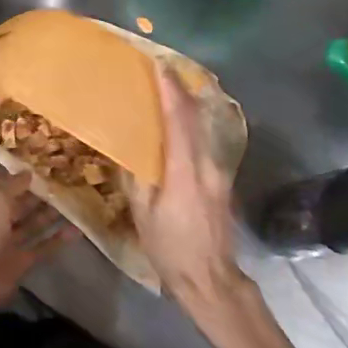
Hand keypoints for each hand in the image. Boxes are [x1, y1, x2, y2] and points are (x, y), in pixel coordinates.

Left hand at [0, 172, 77, 315]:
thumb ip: (13, 185)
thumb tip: (29, 171)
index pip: (6, 184)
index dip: (22, 175)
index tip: (44, 165)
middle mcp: (0, 220)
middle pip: (22, 203)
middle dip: (40, 194)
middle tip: (66, 182)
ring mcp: (12, 242)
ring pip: (34, 224)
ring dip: (51, 214)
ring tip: (73, 202)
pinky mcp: (23, 262)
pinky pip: (43, 247)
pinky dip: (58, 239)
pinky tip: (76, 230)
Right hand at [131, 66, 244, 307]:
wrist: (211, 280)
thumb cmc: (170, 248)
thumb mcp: (142, 213)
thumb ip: (135, 176)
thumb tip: (126, 149)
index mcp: (185, 170)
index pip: (178, 120)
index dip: (170, 91)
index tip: (160, 66)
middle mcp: (207, 165)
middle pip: (195, 118)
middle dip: (179, 90)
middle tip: (161, 70)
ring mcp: (219, 173)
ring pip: (202, 129)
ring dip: (186, 106)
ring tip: (168, 89)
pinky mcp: (221, 181)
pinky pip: (204, 142)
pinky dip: (190, 125)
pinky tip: (178, 123)